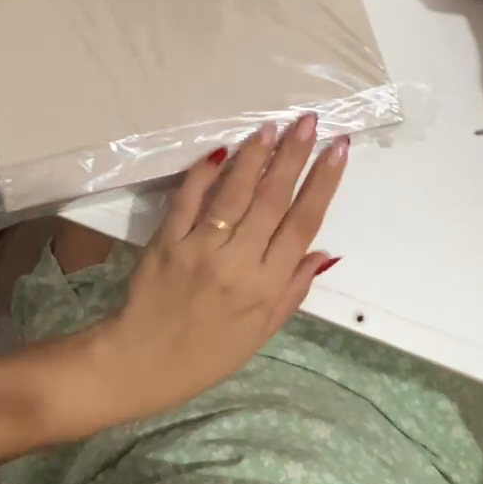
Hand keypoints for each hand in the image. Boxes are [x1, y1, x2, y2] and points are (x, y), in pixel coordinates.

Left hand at [85, 114, 347, 420]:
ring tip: (272, 128)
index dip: (323, 183)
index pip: (302, 224)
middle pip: (273, 200)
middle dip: (294, 156)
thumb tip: (325, 252)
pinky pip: (188, 200)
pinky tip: (220, 152)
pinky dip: (204, 175)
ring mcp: (199, 248)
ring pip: (234, 194)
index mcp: (266, 286)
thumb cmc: (208, 354)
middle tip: (309, 122)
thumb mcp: (261, 333)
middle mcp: (237, 262)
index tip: (339, 150)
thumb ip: (292, 290)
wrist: (143, 361)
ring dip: (255, 157)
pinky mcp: (166, 240)